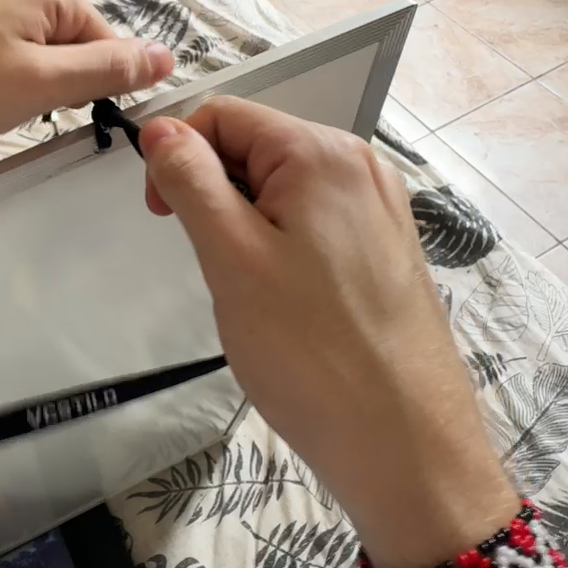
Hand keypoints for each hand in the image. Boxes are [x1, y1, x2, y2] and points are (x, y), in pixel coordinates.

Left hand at [0, 0, 174, 152]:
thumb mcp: (39, 86)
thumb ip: (108, 69)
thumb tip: (165, 56)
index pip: (107, 43)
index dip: (88, 88)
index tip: (49, 114)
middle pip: (69, 38)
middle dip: (50, 80)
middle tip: (6, 106)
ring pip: (32, 43)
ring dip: (19, 78)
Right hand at [139, 97, 516, 567]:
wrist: (409, 453)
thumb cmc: (311, 353)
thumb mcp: (231, 256)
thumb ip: (190, 179)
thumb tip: (159, 127)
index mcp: (321, 153)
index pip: (222, 114)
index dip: (177, 153)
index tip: (161, 212)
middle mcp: (357, 165)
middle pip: (252, 145)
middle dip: (211, 188)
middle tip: (209, 259)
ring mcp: (377, 205)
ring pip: (277, 185)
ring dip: (240, 219)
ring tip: (245, 283)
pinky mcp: (382, 245)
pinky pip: (308, 216)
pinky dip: (275, 240)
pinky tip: (279, 292)